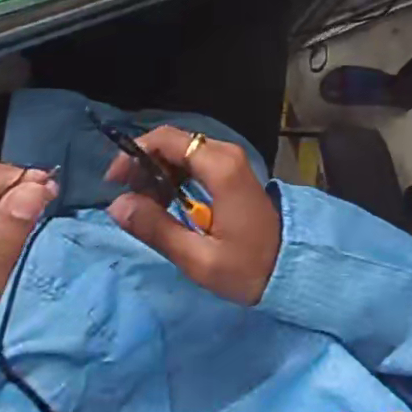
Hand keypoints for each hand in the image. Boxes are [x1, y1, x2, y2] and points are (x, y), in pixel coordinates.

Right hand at [104, 126, 280, 304]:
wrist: (295, 271)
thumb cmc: (250, 268)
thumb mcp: (199, 259)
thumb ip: (157, 228)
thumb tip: (117, 205)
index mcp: (219, 167)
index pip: (166, 139)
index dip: (135, 153)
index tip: (115, 181)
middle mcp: (225, 153)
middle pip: (172, 142)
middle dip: (143, 164)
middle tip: (128, 197)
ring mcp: (230, 160)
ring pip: (181, 150)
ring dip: (157, 171)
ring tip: (145, 205)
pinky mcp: (232, 170)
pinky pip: (194, 161)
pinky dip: (173, 176)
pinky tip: (166, 202)